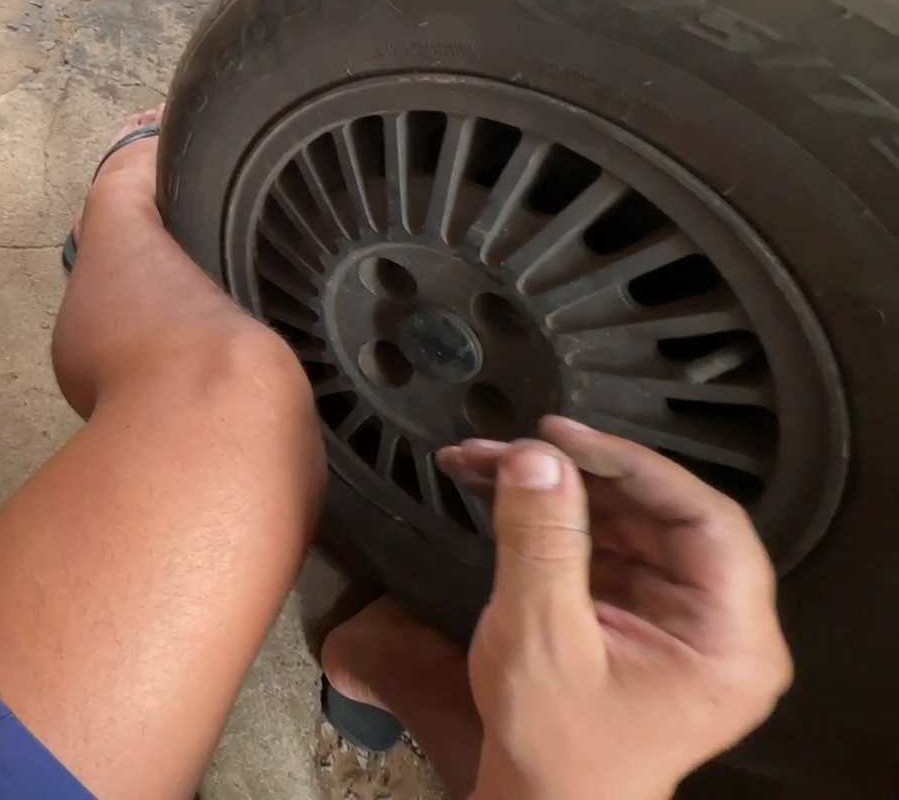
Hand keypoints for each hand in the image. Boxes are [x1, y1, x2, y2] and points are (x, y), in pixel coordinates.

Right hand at [436, 417, 791, 799]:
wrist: (545, 789)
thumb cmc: (554, 728)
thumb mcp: (539, 633)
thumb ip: (539, 542)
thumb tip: (533, 457)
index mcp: (727, 636)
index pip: (704, 523)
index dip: (634, 466)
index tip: (556, 435)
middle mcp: (711, 616)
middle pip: (655, 513)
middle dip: (572, 471)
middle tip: (496, 447)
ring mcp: (666, 609)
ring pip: (616, 517)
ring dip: (545, 483)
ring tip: (471, 459)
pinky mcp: (623, 604)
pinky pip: (589, 538)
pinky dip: (537, 509)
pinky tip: (485, 486)